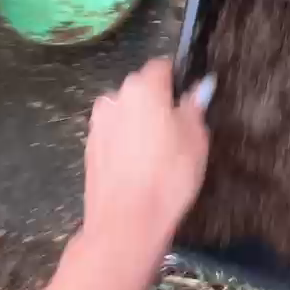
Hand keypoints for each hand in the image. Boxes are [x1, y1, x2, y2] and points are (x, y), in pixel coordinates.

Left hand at [0, 59, 211, 289]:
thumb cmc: (168, 177)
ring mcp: (98, 125)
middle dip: (158, 101)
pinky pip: (115, 135)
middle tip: (180, 126)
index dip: (179, 78)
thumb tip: (200, 88)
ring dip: (140, 122)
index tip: (191, 95)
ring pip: (126, 113)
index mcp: (143, 87)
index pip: (162, 66)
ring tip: (161, 151)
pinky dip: (127, 143)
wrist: (126, 224)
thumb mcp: (197, 138)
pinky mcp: (90, 150)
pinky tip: (142, 166)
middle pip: (141, 88)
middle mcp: (115, 99)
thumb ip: (195, 106)